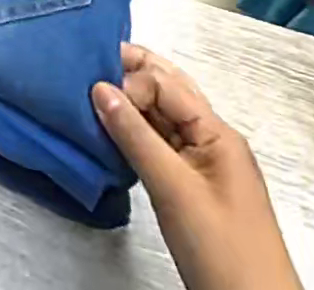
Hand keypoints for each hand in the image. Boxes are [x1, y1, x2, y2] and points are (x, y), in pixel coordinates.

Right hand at [92, 43, 301, 289]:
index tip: (97, 97)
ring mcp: (203, 162)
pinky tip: (113, 131)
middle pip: (170, 89)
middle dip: (135, 72)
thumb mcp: (174, 190)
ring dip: (133, 100)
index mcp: (216, 132)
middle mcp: (211, 139)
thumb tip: (100, 88)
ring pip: (163, 115)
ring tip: (95, 90)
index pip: (166, 84)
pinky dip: (136, 130)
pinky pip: (160, 142)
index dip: (132, 84)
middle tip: (93, 61)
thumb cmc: (221, 251)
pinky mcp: (192, 185)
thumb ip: (136, 136)